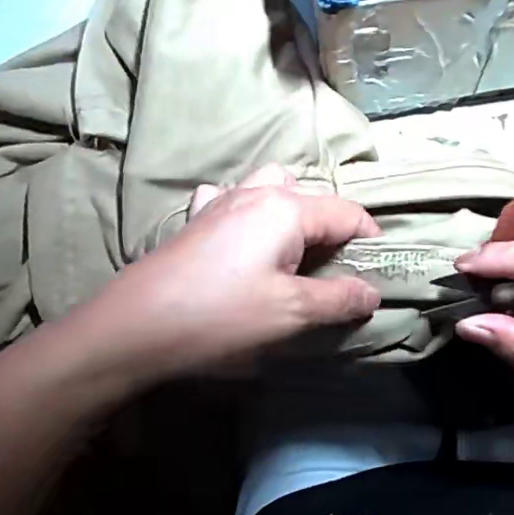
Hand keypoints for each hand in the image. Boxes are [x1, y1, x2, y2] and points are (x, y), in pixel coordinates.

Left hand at [66, 165, 381, 381]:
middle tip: (336, 270)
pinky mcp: (197, 219)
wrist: (136, 327)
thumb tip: (372, 292)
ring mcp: (221, 201)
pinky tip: (244, 238)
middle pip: (312, 197)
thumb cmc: (222, 316)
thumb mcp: (291, 313)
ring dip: (293, 211)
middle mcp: (256, 193)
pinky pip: (233, 198)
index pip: (347, 213)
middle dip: (333, 227)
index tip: (377, 273)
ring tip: (294, 250)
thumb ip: (339, 299)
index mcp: (287, 209)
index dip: (370, 240)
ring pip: (272, 187)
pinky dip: (249, 210)